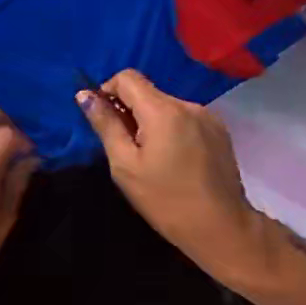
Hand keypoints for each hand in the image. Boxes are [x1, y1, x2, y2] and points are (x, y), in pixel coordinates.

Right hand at [77, 70, 276, 284]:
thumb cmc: (164, 199)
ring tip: (149, 157)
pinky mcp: (219, 131)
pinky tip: (172, 160)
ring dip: (149, 122)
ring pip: (165, 106)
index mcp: (163, 111)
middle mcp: (188, 105)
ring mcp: (208, 117)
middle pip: (147, 92)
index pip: (127, 77)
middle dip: (129, 111)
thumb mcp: (124, 164)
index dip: (108, 91)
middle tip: (124, 148)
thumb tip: (85, 96)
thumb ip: (105, 125)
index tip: (103, 120)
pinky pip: (184, 119)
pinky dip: (169, 130)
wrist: (220, 227)